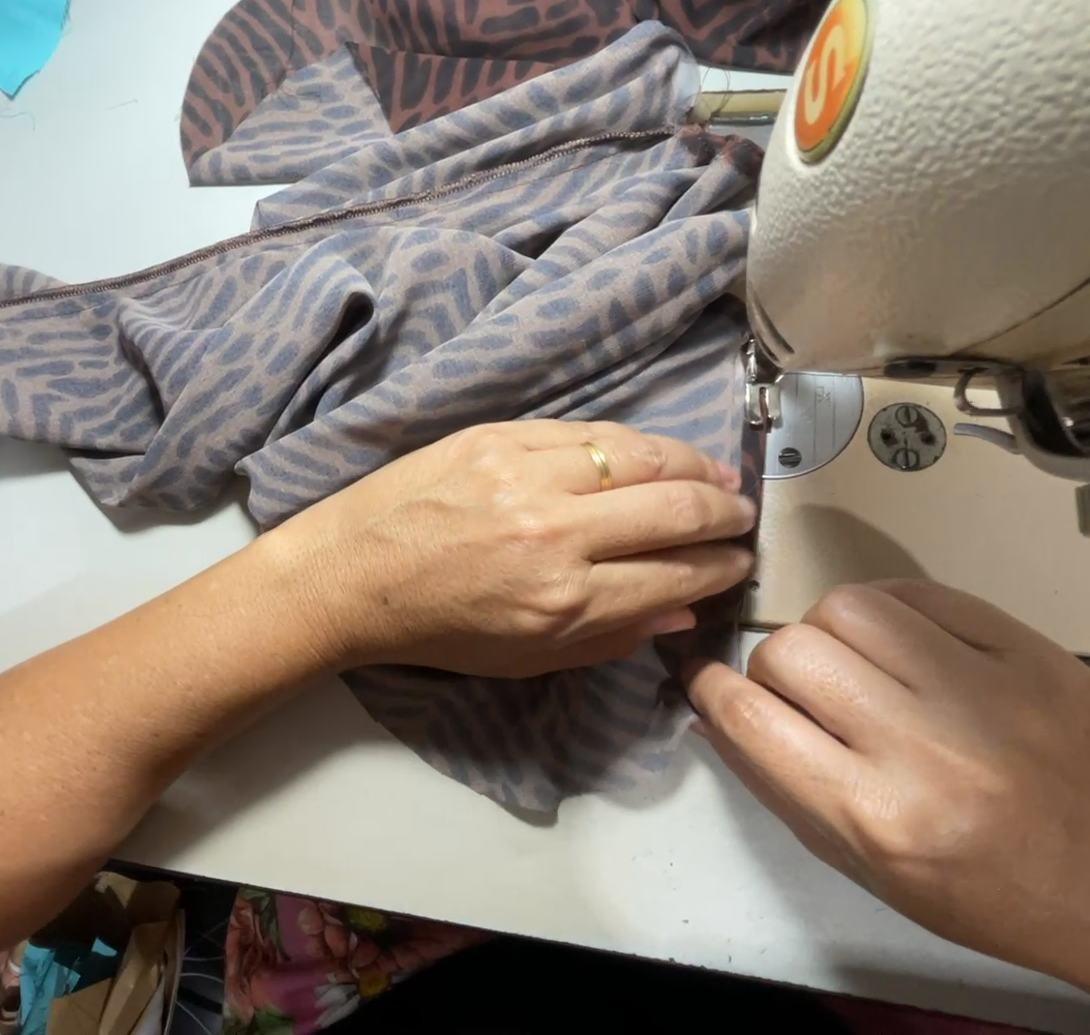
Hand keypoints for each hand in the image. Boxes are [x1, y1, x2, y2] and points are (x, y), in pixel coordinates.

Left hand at [267, 419, 755, 678]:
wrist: (349, 574)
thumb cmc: (434, 628)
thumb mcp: (524, 659)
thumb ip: (610, 636)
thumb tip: (683, 610)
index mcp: (562, 600)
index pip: (675, 575)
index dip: (720, 569)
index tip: (736, 563)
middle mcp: (554, 532)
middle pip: (674, 509)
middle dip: (724, 513)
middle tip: (739, 515)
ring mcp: (523, 473)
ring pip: (639, 455)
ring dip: (692, 465)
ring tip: (713, 476)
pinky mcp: (494, 435)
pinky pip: (585, 430)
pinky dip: (629, 442)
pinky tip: (649, 452)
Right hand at [686, 581, 1089, 1031]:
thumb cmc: (988, 895)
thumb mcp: (865, 868)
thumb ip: (777, 786)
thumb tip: (711, 712)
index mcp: (879, 817)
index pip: (751, 718)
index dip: (709, 686)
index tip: (706, 679)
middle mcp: (927, 751)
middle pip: (791, 650)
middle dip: (773, 665)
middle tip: (801, 689)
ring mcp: (988, 693)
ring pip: (847, 606)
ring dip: (828, 630)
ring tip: (854, 661)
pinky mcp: (1033, 654)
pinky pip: (919, 592)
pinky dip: (889, 610)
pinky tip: (902, 642)